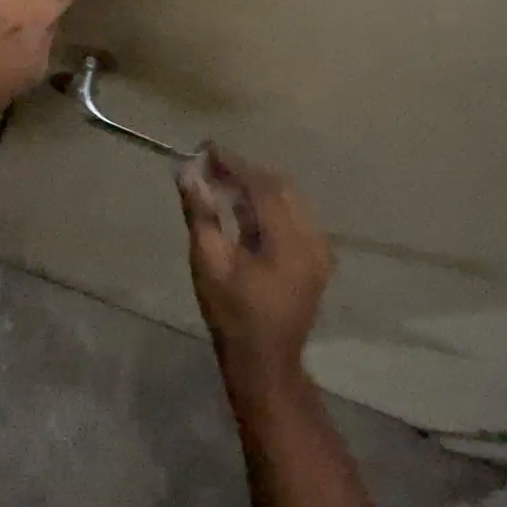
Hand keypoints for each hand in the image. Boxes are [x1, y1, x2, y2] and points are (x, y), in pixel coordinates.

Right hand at [176, 148, 333, 379]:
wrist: (263, 358)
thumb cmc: (231, 311)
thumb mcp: (208, 260)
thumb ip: (200, 213)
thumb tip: (187, 172)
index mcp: (289, 241)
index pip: (262, 185)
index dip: (232, 162)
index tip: (204, 147)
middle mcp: (313, 239)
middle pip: (280, 187)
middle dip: (244, 171)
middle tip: (209, 163)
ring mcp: (320, 250)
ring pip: (290, 200)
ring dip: (256, 186)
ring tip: (220, 181)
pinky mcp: (316, 259)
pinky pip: (294, 216)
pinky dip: (268, 204)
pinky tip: (241, 206)